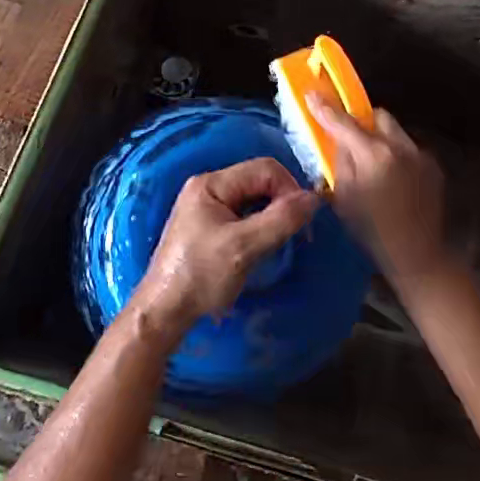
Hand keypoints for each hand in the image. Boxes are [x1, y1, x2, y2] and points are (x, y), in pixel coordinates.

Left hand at [128, 157, 320, 343]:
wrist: (165, 311)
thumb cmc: (200, 277)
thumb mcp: (244, 247)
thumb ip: (281, 219)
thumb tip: (314, 198)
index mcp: (211, 184)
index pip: (265, 169)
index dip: (290, 189)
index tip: (303, 222)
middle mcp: (208, 188)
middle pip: (260, 182)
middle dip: (283, 204)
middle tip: (298, 235)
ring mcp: (207, 208)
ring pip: (254, 200)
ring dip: (273, 217)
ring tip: (282, 243)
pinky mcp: (209, 227)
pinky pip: (244, 215)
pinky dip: (261, 227)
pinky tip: (265, 247)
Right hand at [307, 96, 446, 282]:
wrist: (418, 253)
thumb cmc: (372, 231)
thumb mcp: (344, 198)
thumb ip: (341, 163)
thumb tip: (340, 142)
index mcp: (373, 154)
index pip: (343, 122)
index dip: (325, 107)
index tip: (312, 93)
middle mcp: (399, 147)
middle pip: (377, 116)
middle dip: (361, 122)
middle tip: (348, 137)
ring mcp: (420, 155)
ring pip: (394, 132)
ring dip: (379, 139)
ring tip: (370, 163)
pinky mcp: (432, 167)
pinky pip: (407, 150)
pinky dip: (395, 156)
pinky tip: (390, 179)